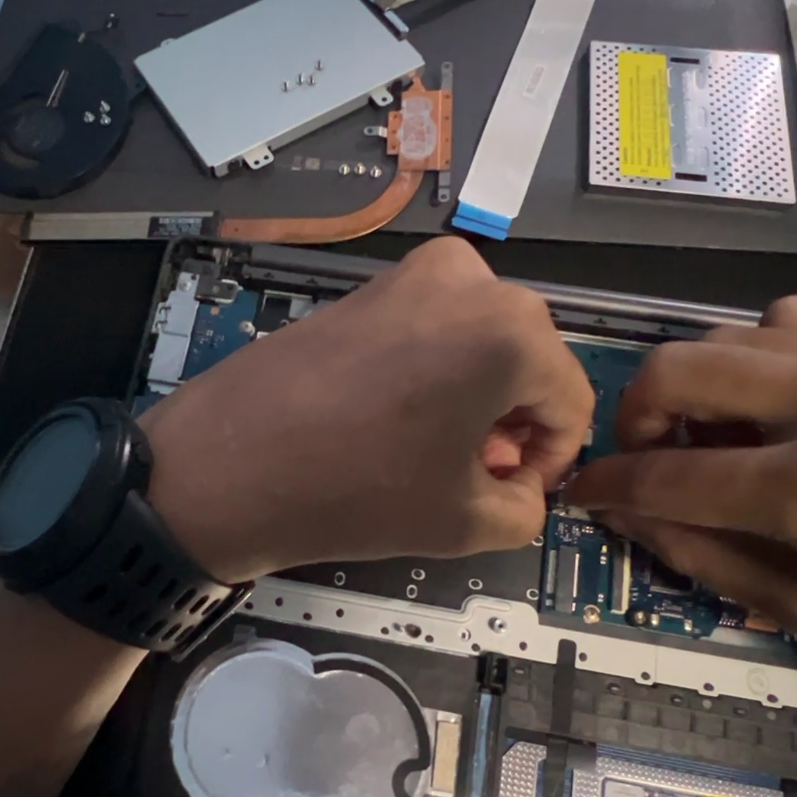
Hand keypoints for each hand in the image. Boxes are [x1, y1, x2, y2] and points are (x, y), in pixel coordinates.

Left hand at [141, 237, 594, 583]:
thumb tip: (524, 483)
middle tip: (472, 475)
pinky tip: (396, 420)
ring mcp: (410, 275)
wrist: (226, 465)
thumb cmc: (354, 492)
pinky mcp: (367, 287)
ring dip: (475, 398)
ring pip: (480, 343)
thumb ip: (527, 506)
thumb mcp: (464, 522)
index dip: (552, 458)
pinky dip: (435, 371)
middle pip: (527, 364)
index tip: (515, 490)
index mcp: (510, 331)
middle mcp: (469, 281)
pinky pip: (432, 329)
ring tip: (431, 453)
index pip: (570, 402)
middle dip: (511, 424)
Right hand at [564, 296, 796, 740]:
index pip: (665, 475)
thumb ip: (706, 555)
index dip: (606, 485)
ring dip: (699, 380)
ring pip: (734, 331)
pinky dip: (762, 353)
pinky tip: (781, 400)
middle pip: (680, 369)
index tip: (581, 492)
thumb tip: (628, 515)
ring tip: (716, 430)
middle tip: (644, 457)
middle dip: (635, 415)